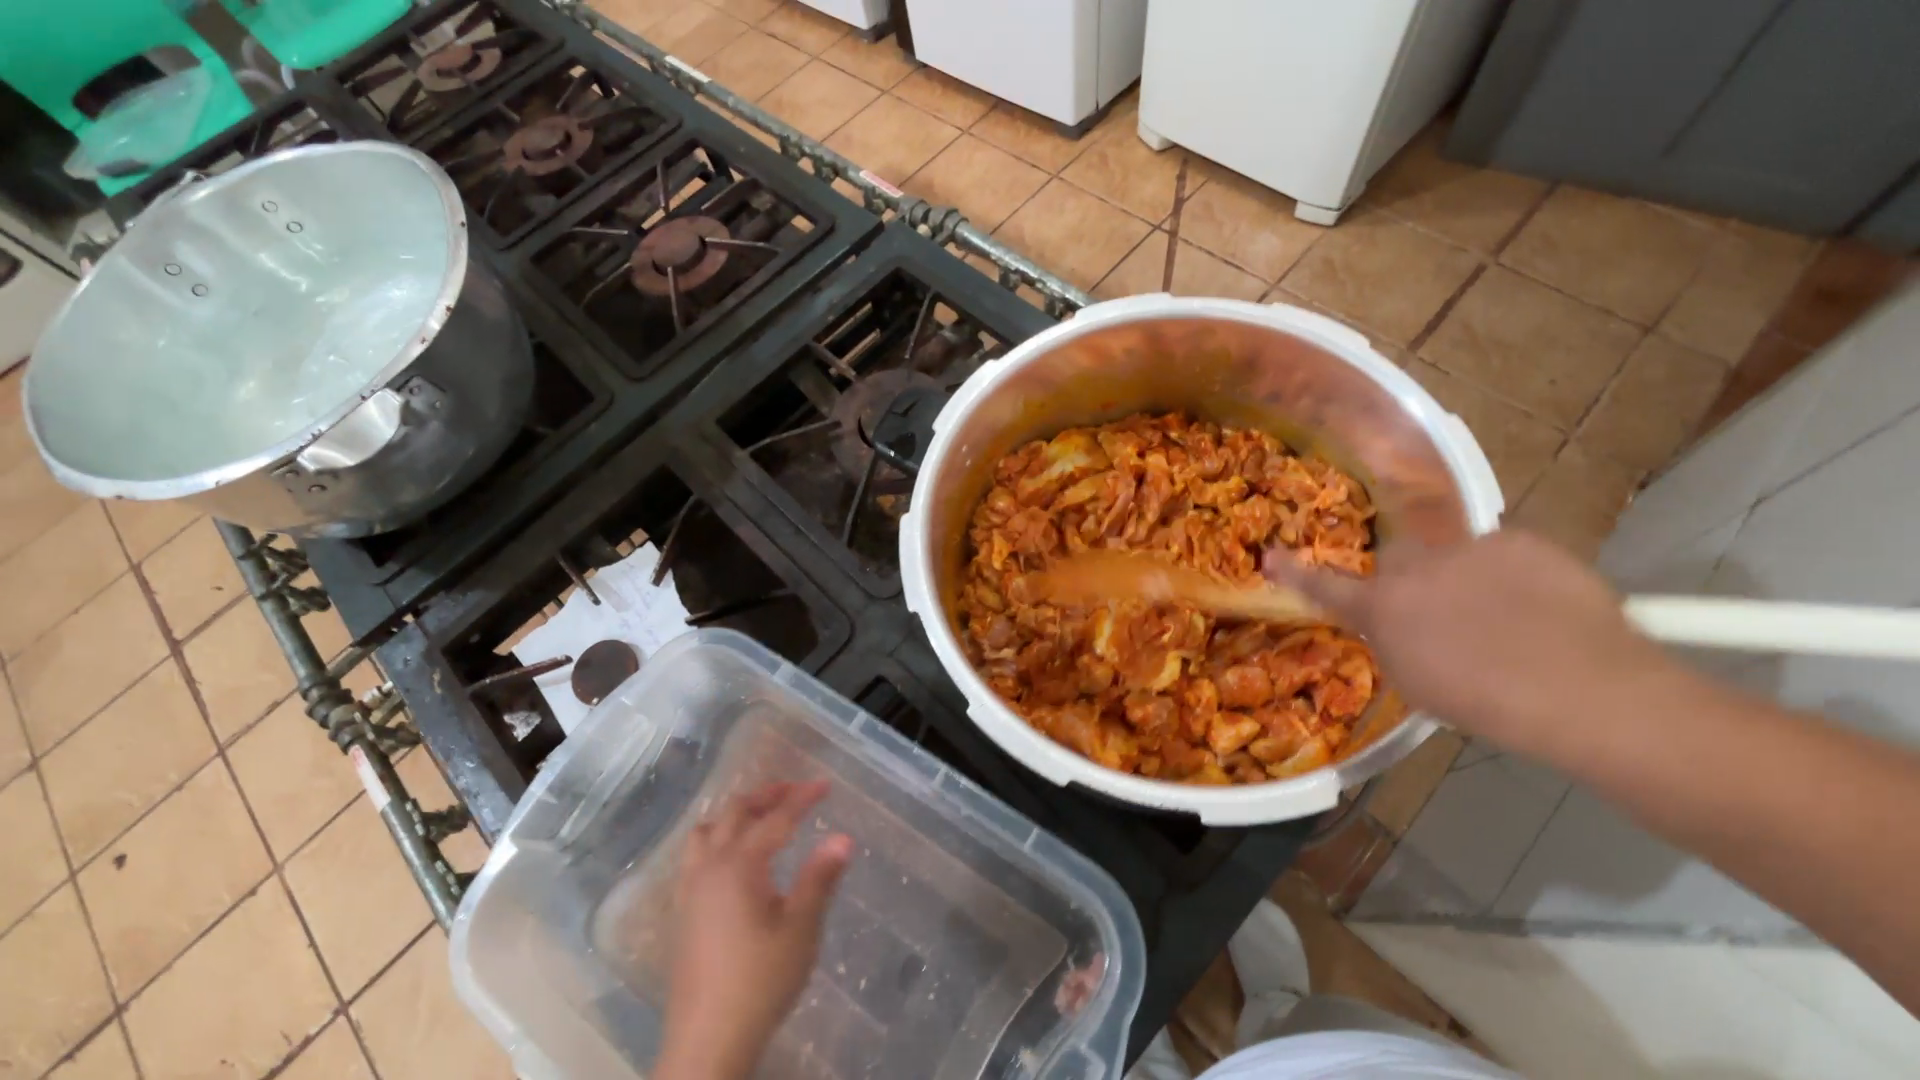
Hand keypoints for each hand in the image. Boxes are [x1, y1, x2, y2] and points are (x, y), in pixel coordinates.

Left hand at [657, 781, 853, 1079]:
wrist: (708, 1036)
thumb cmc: (760, 980)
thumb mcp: (800, 929)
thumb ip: (819, 878)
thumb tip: (842, 837)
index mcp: (739, 865)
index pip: (775, 819)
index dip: (801, 799)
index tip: (825, 784)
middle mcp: (709, 867)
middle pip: (734, 814)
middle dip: (765, 796)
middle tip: (794, 791)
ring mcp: (690, 889)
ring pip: (706, 831)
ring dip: (734, 815)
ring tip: (759, 817)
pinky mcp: (683, 911)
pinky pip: (695, 854)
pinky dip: (717, 838)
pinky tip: (731, 860)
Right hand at [1267, 530, 1679, 754]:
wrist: (1581, 688)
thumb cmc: (1486, 702)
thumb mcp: (1417, 683)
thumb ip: (1392, 642)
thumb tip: (1394, 625)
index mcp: (1384, 608)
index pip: (1327, 588)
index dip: (1296, 573)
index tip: (1271, 556)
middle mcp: (1417, 568)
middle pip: (1400, 562)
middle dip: (1415, 582)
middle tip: (1447, 617)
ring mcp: (1470, 548)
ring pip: (1457, 558)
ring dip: (1469, 581)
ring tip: (1509, 621)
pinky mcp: (1521, 540)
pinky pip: (1504, 555)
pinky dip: (1514, 578)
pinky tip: (1540, 609)